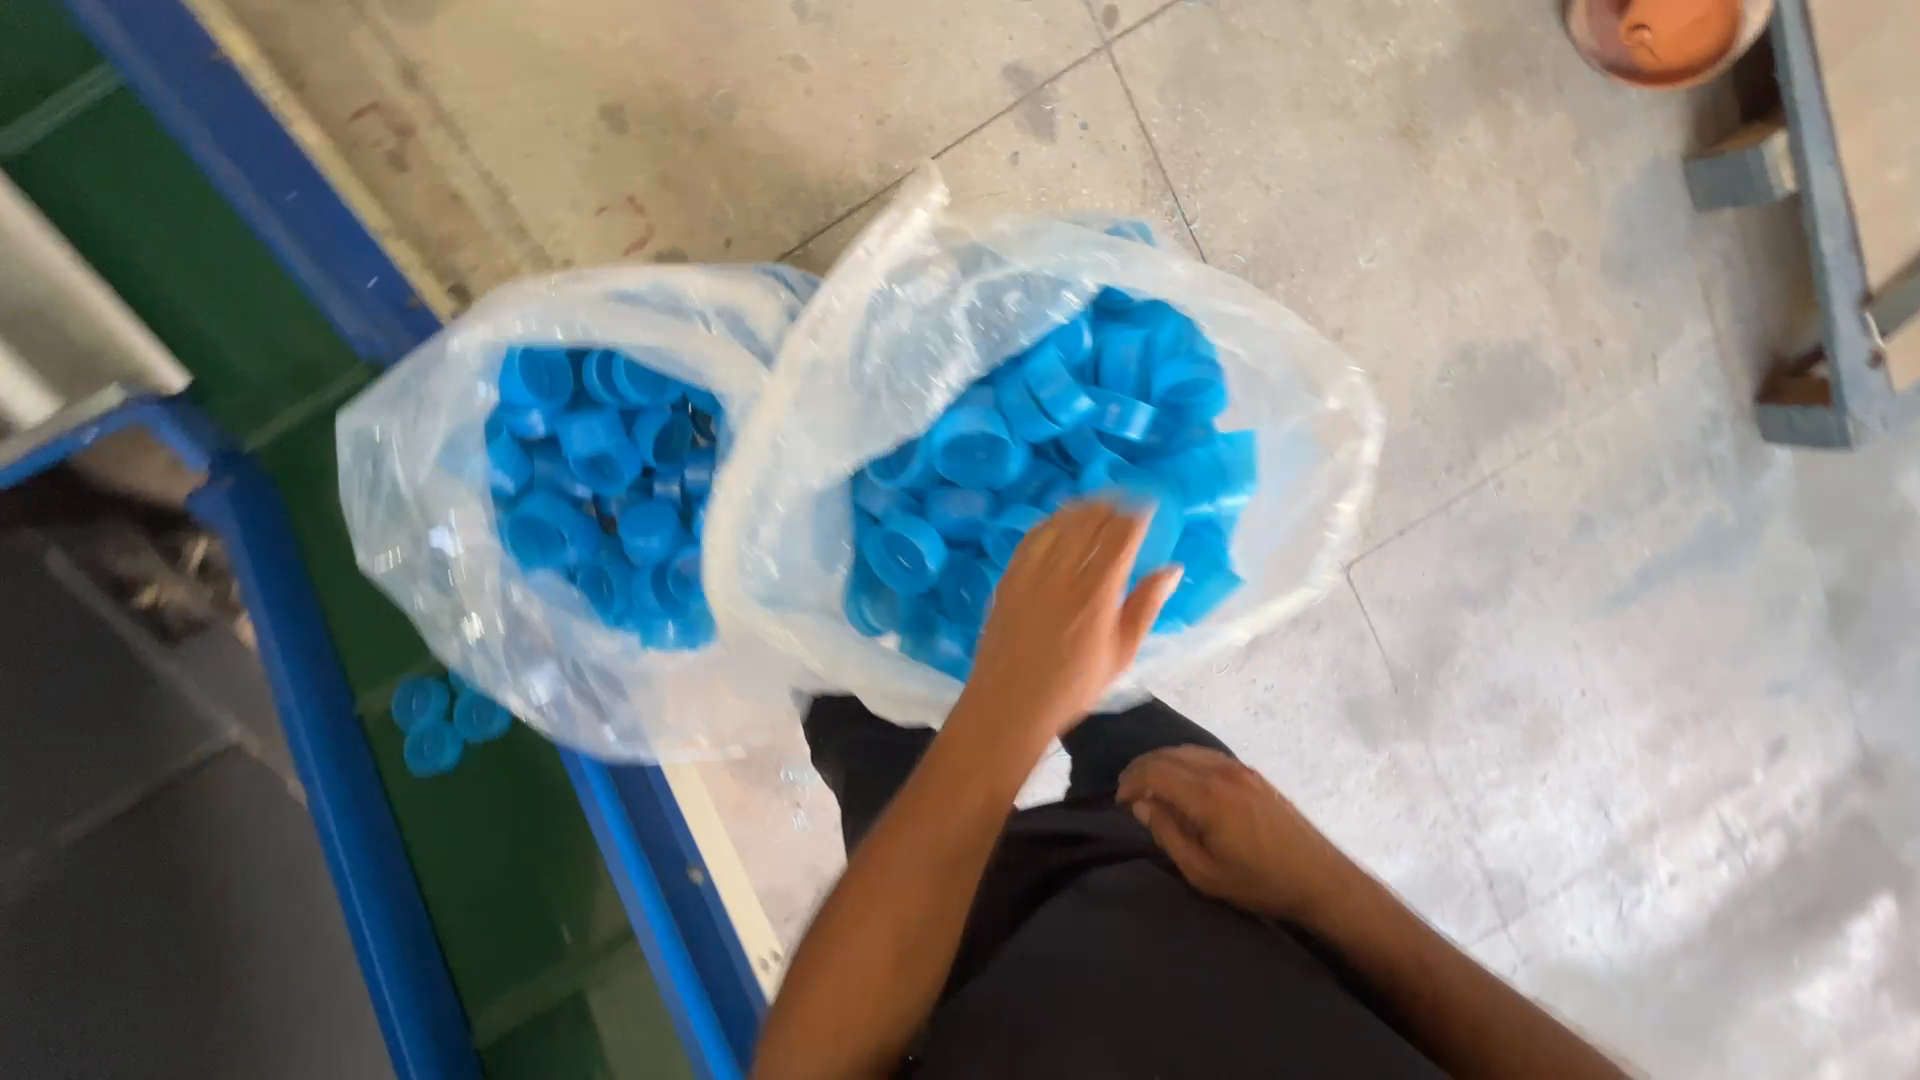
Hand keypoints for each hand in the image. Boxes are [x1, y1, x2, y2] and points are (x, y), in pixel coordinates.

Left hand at [957, 499, 1181, 742]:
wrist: (1009, 703)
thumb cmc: (1073, 686)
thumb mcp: (1121, 653)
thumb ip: (1146, 606)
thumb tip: (1172, 569)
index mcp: (1097, 593)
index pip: (1120, 536)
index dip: (1137, 516)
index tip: (1149, 508)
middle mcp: (1063, 574)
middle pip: (1089, 521)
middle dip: (1111, 506)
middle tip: (1125, 503)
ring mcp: (1031, 572)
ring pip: (1060, 523)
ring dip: (1082, 508)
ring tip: (1097, 505)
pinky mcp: (1008, 577)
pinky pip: (1031, 537)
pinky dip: (1050, 523)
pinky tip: (1059, 523)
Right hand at [1118, 745, 1356, 921]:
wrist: (1320, 879)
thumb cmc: (1258, 882)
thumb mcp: (1203, 872)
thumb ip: (1167, 833)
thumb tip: (1141, 805)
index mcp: (1207, 796)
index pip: (1154, 771)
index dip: (1131, 781)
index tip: (1119, 801)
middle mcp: (1221, 771)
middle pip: (1168, 754)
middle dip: (1142, 769)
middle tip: (1128, 792)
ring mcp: (1239, 768)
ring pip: (1187, 750)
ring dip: (1162, 763)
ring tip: (1150, 787)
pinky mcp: (1251, 773)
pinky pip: (1207, 755)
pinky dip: (1184, 762)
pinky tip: (1181, 782)